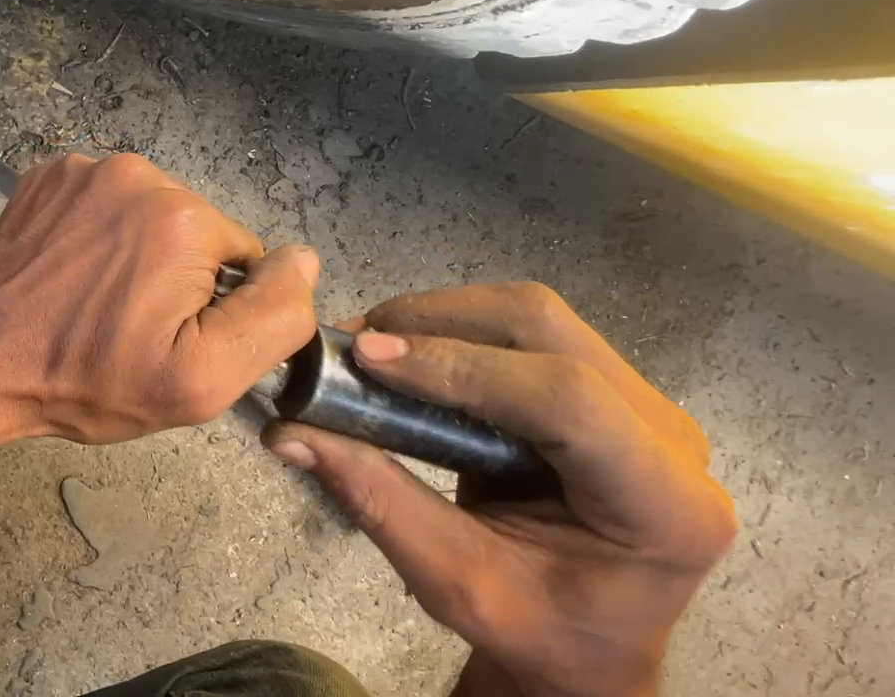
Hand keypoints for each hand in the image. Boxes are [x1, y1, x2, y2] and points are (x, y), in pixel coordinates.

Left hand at [0, 152, 319, 444]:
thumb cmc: (87, 378)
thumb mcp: (202, 378)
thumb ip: (273, 316)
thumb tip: (302, 260)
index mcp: (181, 217)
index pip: (242, 256)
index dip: (215, 305)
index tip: (168, 333)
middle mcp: (134, 173)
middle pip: (193, 229)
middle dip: (175, 274)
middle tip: (128, 321)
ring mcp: (82, 168)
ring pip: (147, 213)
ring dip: (134, 251)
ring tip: (93, 298)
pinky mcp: (45, 175)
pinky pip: (100, 201)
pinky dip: (95, 232)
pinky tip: (69, 272)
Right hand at [262, 283, 735, 696]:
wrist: (586, 643)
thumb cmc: (536, 630)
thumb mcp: (452, 583)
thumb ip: (378, 501)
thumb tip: (288, 432)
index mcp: (662, 505)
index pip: (565, 398)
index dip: (458, 365)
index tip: (365, 357)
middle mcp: (668, 437)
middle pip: (544, 328)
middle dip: (436, 321)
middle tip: (353, 346)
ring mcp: (640, 402)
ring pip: (530, 314)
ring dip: (437, 316)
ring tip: (370, 348)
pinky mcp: (604, 386)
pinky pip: (520, 328)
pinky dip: (448, 327)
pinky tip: (405, 353)